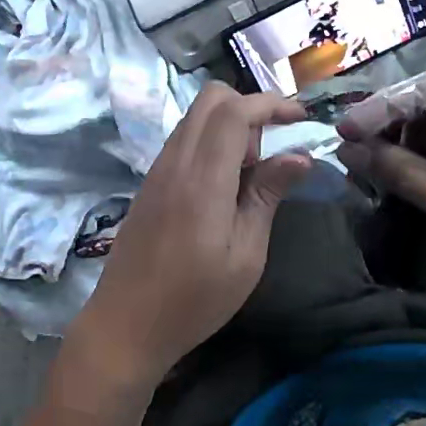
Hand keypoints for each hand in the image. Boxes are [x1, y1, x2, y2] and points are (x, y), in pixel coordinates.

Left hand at [71, 82, 310, 385]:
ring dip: (230, 124)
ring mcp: (158, 169)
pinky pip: (185, 138)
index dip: (271, 104)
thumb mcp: (246, 254)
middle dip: (250, 107)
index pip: (235, 111)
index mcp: (202, 179)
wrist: (125, 326)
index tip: (301, 118)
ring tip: (251, 171)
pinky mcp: (151, 181)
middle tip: (270, 149)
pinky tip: (224, 183)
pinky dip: (212, 140)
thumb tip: (299, 155)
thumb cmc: (194, 299)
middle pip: (212, 98)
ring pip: (196, 116)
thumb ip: (268, 195)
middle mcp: (176, 161)